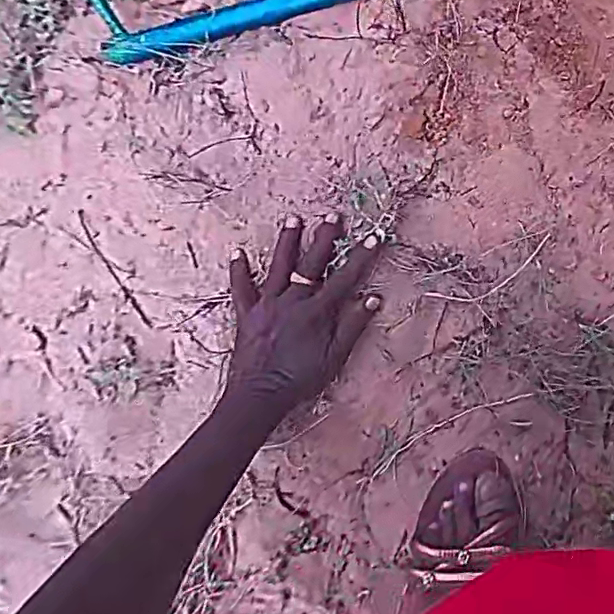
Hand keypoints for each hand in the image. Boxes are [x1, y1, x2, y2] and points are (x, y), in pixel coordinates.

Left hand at [223, 216, 383, 420]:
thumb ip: (353, 325)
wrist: (257, 398)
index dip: (361, 256)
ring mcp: (267, 305)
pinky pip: (241, 289)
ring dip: (287, 242)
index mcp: (316, 311)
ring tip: (294, 218)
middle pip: (311, 263)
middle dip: (325, 237)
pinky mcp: (247, 314)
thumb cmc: (300, 380)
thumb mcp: (335, 357)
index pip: (345, 277)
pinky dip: (239, 271)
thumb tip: (373, 298)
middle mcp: (292, 301)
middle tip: (334, 216)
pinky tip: (238, 252)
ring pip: (279, 267)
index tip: (374, 236)